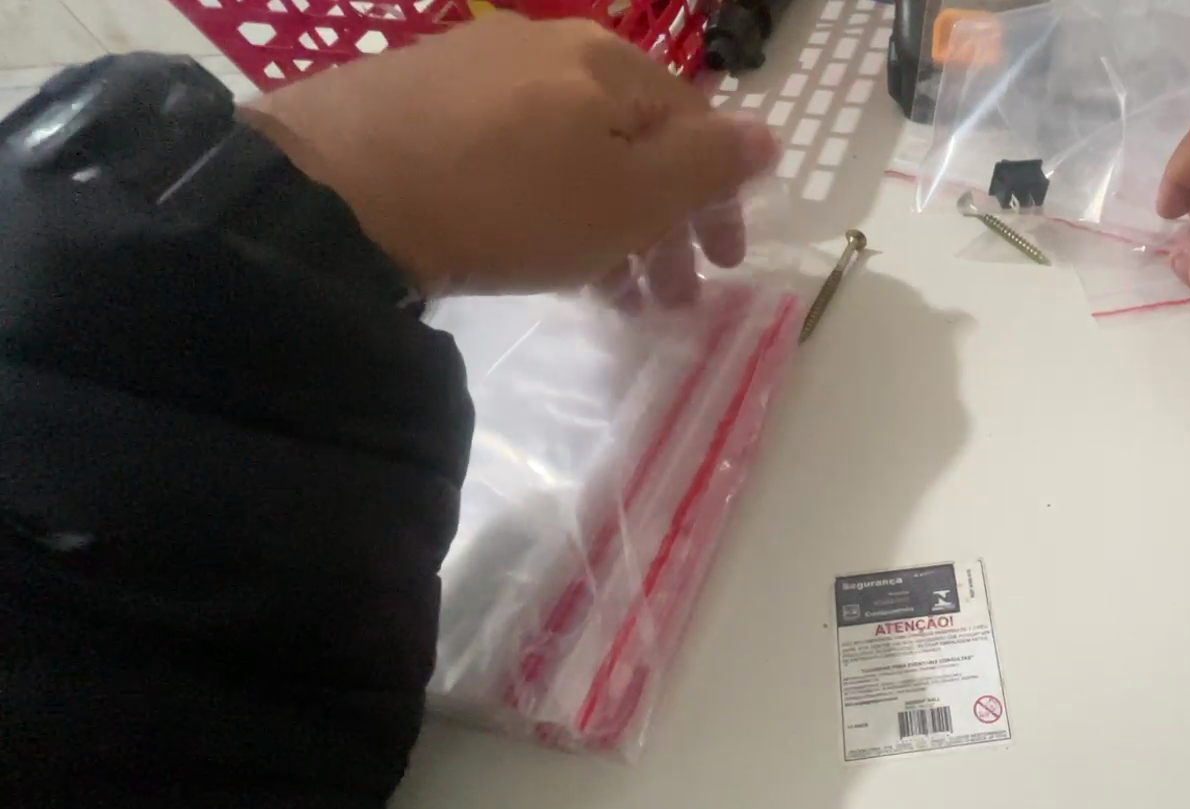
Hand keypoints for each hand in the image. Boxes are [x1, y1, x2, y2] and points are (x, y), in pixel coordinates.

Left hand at [240, 14, 779, 295]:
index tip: (725, 266)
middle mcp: (554, 51)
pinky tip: (554, 254)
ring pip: (585, 158)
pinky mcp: (433, 101)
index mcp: (613, 67)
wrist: (340, 196)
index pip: (698, 131)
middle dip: (668, 229)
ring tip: (617, 295)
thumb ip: (711, 165)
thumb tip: (771, 135)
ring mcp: (486, 70)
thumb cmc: (519, 204)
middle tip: (672, 298)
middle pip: (639, 146)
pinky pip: (530, 159)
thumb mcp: (638, 196)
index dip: (721, 203)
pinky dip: (561, 209)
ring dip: (617, 230)